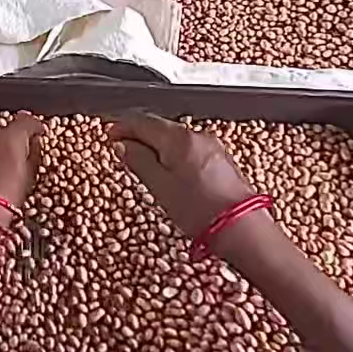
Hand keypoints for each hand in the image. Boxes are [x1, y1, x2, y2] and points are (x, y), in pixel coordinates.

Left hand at [0, 113, 43, 211]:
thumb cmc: (4, 200)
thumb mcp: (29, 177)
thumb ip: (33, 153)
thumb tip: (34, 143)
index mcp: (11, 137)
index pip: (27, 121)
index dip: (34, 127)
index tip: (38, 132)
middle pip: (4, 132)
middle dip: (10, 144)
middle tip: (17, 163)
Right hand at [108, 113, 256, 238]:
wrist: (243, 230)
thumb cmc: (201, 211)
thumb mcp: (159, 186)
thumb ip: (138, 160)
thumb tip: (123, 145)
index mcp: (178, 138)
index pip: (142, 121)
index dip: (122, 127)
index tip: (109, 135)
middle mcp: (196, 136)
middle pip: (159, 127)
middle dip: (138, 136)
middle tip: (121, 150)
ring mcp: (211, 147)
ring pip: (174, 139)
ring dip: (155, 146)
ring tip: (141, 163)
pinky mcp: (219, 160)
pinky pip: (188, 149)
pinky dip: (172, 155)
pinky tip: (167, 171)